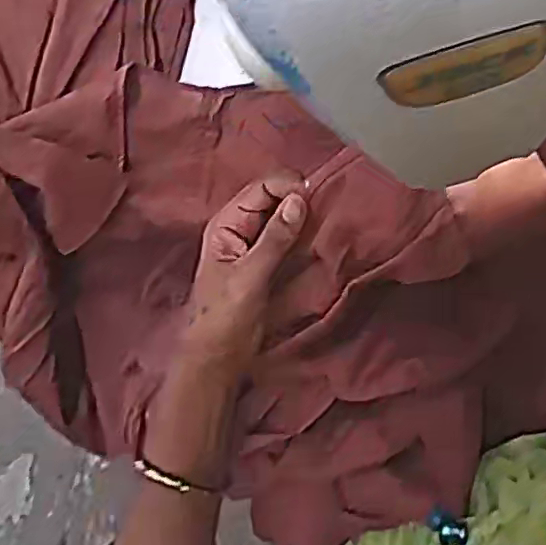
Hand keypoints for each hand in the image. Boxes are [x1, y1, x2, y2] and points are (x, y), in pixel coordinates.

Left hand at [180, 173, 307, 376]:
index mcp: (227, 224)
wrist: (217, 358)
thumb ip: (274, 239)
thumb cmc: (223, 318)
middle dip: (299, 197)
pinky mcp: (271, 258)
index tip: (314, 196)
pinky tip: (321, 235)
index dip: (287, 185)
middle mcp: (241, 227)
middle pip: (275, 196)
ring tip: (327, 219)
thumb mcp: (249, 277)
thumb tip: (299, 200)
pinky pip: (291, 234)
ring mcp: (256, 242)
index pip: (261, 188)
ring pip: (285, 214)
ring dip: (305, 214)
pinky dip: (306, 231)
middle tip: (325, 209)